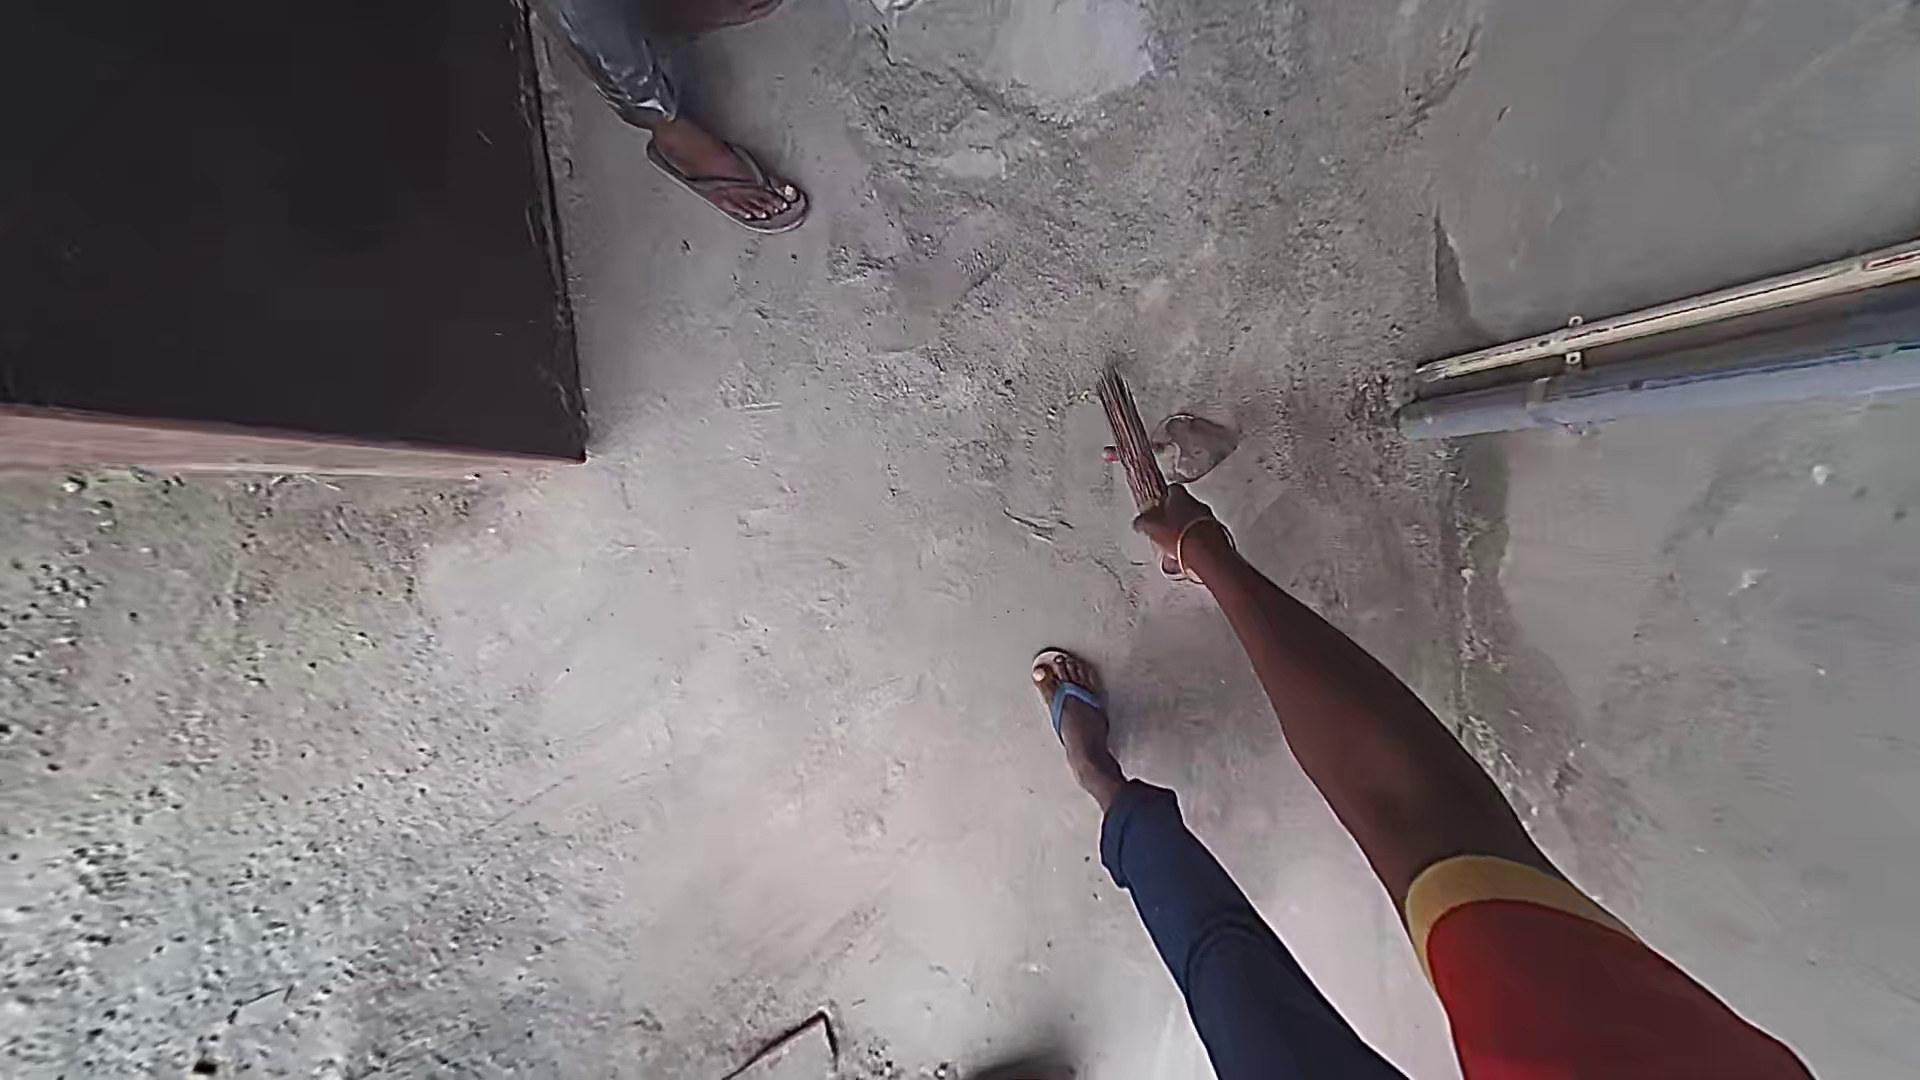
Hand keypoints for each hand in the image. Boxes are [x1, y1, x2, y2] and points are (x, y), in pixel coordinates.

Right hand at [1132, 484, 1221, 565]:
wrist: (1204, 551)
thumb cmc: (1178, 533)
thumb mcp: (1150, 526)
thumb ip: (1143, 521)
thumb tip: (1138, 522)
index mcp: (1180, 496)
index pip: (1172, 489)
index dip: (1164, 497)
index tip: (1158, 503)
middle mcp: (1197, 504)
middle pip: (1184, 506)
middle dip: (1174, 517)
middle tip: (1164, 527)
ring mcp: (1208, 520)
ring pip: (1193, 523)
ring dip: (1183, 532)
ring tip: (1171, 547)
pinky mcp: (1216, 536)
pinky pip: (1200, 537)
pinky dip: (1191, 545)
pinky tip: (1182, 556)